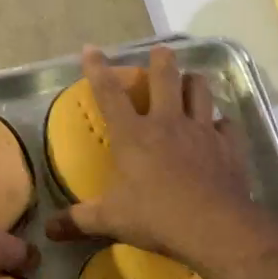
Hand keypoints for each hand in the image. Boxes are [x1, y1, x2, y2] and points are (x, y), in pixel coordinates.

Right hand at [45, 45, 254, 261]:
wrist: (212, 226)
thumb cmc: (155, 217)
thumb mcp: (109, 220)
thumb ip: (78, 220)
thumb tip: (48, 229)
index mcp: (133, 135)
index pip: (109, 94)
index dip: (98, 70)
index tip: (91, 49)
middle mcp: (168, 123)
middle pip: (165, 77)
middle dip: (161, 60)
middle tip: (160, 53)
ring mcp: (202, 131)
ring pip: (200, 90)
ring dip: (194, 81)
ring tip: (190, 80)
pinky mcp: (229, 146)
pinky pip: (227, 124)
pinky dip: (221, 123)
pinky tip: (219, 128)